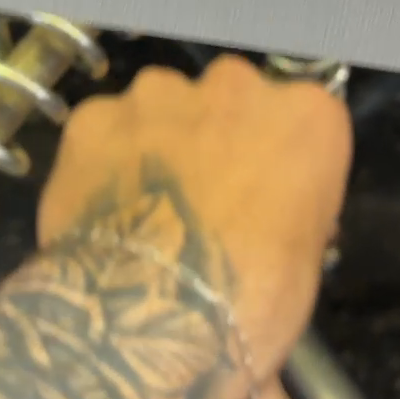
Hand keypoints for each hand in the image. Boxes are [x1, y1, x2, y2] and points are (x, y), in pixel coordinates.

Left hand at [38, 54, 352, 376]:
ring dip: (155, 139)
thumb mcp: (301, 259)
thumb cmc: (247, 301)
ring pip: (159, 106)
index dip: (274, 157)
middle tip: (197, 194)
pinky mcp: (95, 113)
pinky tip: (100, 203)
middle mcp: (233, 85)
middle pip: (227, 98)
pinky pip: (103, 128)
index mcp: (305, 116)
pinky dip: (101, 156)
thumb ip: (284, 205)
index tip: (259, 192)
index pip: (298, 118)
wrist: (143, 313)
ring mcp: (156, 93)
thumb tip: (261, 213)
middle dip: (213, 135)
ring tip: (142, 202)